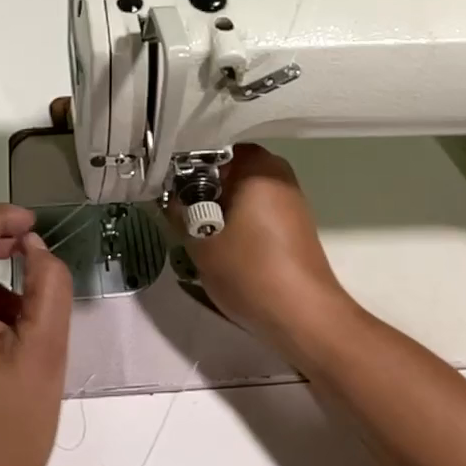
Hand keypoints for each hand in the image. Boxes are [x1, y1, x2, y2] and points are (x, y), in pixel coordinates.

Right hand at [173, 143, 352, 345]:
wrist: (304, 319)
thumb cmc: (250, 271)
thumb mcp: (199, 241)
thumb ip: (177, 210)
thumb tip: (169, 196)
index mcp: (257, 163)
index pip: (208, 146)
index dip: (179, 162)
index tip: (161, 181)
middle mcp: (277, 171)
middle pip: (224, 167)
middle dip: (197, 184)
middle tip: (172, 205)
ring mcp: (288, 198)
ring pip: (239, 189)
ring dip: (215, 203)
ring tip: (191, 226)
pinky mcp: (292, 223)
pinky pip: (254, 207)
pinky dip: (234, 217)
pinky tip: (219, 240)